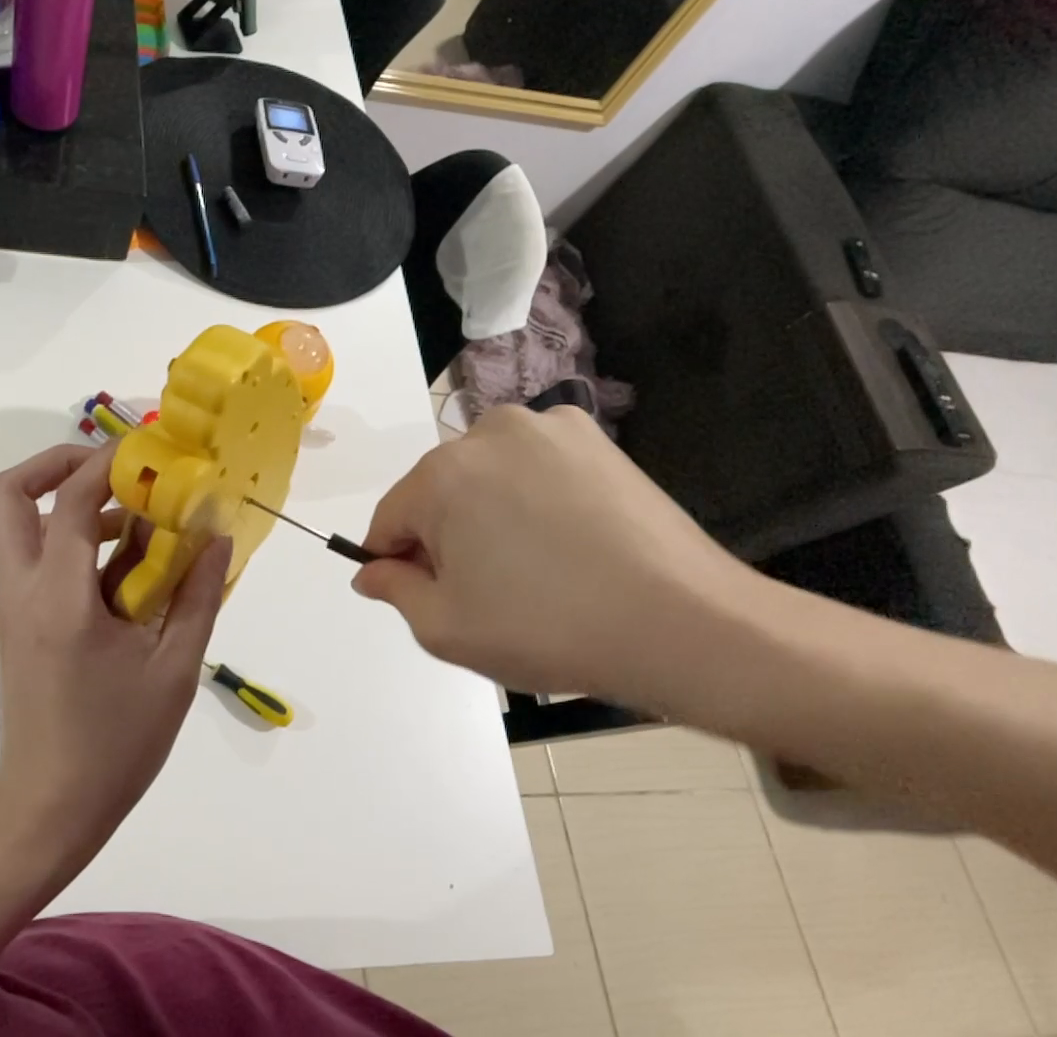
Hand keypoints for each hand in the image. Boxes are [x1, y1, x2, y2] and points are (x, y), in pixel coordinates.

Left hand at [0, 443, 230, 856]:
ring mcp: (10, 608)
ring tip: (132, 524)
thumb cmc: (115, 745)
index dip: (108, 464)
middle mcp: (20, 591)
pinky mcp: (14, 625)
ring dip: (67, 505)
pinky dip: (68, 543)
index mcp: (58, 599)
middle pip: (9, 495)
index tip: (151, 455)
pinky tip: (121, 572)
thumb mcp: (172, 671)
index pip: (69, 500)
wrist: (49, 807)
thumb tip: (216, 537)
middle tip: (113, 472)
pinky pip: (32, 560)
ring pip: (17, 526)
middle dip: (57, 464)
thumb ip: (196, 597)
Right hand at [352, 406, 756, 698]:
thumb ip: (394, 590)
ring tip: (533, 568)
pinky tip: (566, 540)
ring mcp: (549, 428)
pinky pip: (535, 465)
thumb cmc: (547, 629)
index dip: (396, 563)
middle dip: (446, 536)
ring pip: (485, 475)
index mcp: (441, 476)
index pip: (389, 520)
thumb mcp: (445, 629)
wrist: (684, 624)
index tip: (426, 597)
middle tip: (488, 592)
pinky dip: (534, 496)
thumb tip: (372, 571)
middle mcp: (488, 433)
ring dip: (488, 513)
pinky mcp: (596, 438)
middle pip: (437, 492)